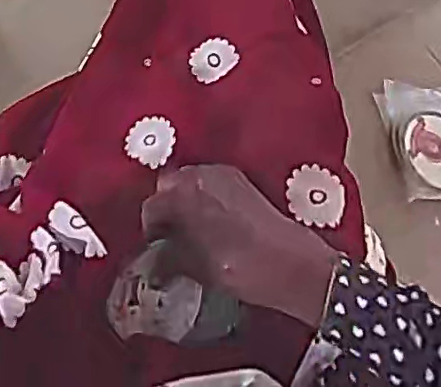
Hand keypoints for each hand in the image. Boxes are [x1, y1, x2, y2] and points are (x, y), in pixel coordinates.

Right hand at [141, 165, 342, 326]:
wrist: (290, 262)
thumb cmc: (242, 266)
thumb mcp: (198, 268)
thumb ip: (169, 258)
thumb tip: (154, 262)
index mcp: (187, 193)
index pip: (152, 205)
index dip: (150, 230)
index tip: (154, 248)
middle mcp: (203, 174)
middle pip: (169, 185)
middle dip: (166, 208)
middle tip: (169, 237)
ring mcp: (223, 174)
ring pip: (189, 181)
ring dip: (184, 201)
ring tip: (189, 231)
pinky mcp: (239, 179)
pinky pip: (209, 182)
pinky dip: (202, 197)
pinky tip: (210, 223)